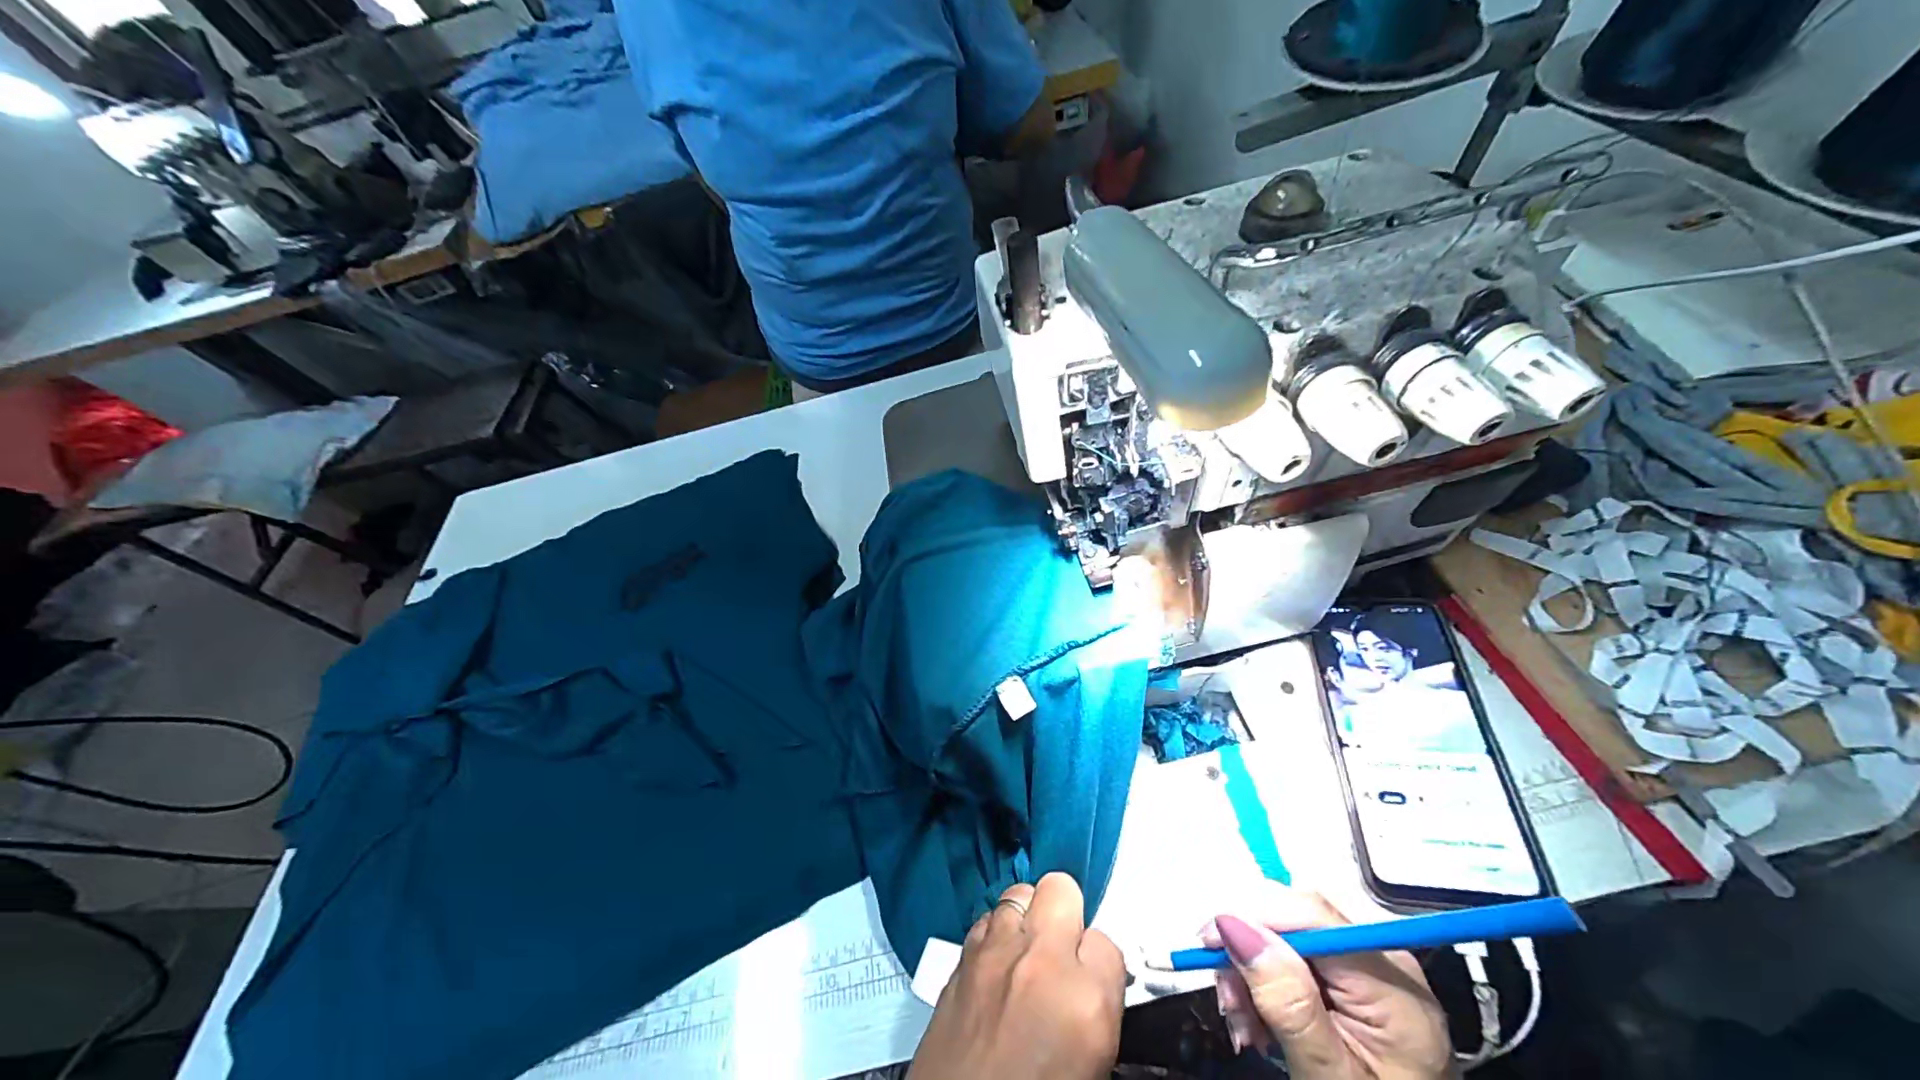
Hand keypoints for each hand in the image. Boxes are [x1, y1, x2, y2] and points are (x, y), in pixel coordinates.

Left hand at [909, 872, 1126, 1079]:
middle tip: (1064, 947)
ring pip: (1019, 893)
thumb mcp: (1092, 1059)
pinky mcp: (960, 961)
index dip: (1100, 960)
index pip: (1109, 942)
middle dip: (1067, 911)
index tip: (1093, 976)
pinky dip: (995, 932)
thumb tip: (1094, 973)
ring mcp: (994, 955)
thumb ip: (1097, 999)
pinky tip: (998, 962)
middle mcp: (1039, 962)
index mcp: (1086, 999)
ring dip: (1028, 915)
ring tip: (1028, 949)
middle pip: (1061, 889)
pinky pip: (986, 920)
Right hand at [1207, 888, 1451, 1078]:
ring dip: (1251, 972)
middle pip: (1295, 921)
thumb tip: (1235, 926)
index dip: (1253, 916)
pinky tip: (1260, 1019)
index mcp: (1393, 983)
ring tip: (1244, 1023)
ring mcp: (1369, 967)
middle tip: (1228, 1004)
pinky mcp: (1353, 980)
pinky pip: (1295, 957)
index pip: (1311, 914)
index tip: (1207, 943)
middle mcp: (1384, 959)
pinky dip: (1266, 982)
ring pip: (1286, 937)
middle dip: (1249, 953)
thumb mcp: (1326, 1073)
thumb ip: (1287, 1002)